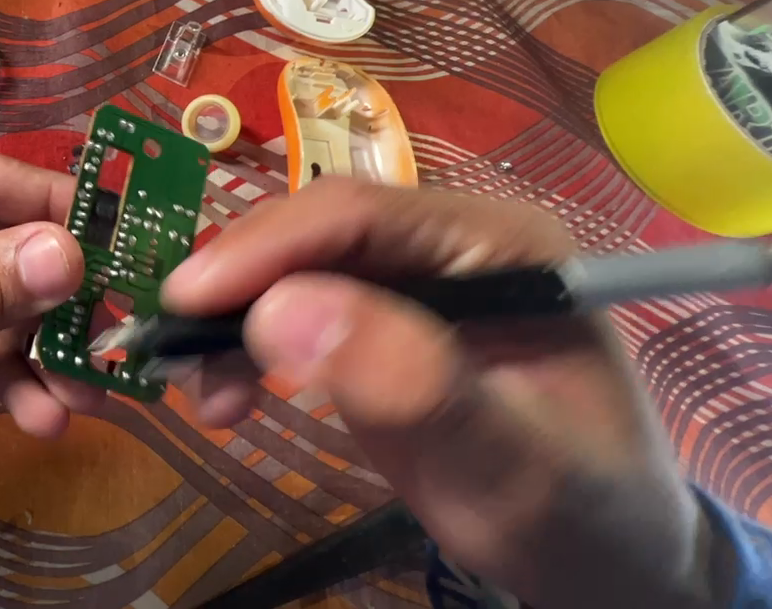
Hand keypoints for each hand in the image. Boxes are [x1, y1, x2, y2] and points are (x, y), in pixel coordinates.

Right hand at [162, 179, 719, 608]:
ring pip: (283, 263)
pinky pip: (281, 301)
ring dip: (227, 318)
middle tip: (172, 340)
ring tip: (201, 389)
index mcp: (496, 241)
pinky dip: (239, 342)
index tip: (188, 296)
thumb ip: (414, 386)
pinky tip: (225, 393)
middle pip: (308, 232)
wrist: (599, 558)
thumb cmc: (574, 514)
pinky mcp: (366, 305)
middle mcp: (440, 236)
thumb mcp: (510, 465)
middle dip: (235, 284)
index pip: (359, 213)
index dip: (265, 245)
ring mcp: (401, 269)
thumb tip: (282, 313)